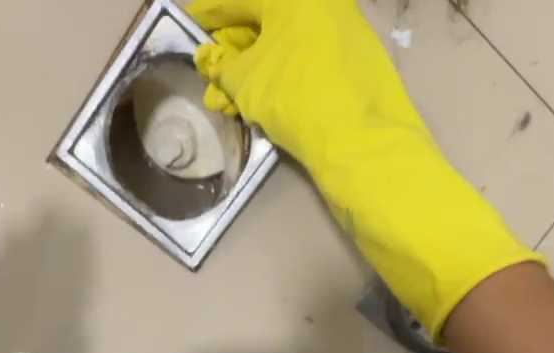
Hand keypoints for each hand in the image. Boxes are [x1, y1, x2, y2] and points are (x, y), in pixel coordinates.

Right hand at [190, 0, 422, 166]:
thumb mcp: (244, 82)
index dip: (211, 14)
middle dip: (237, 46)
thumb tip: (214, 62)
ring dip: (259, 65)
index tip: (194, 21)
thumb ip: (223, 66)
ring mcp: (345, 26)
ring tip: (237, 95)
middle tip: (218, 67)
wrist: (358, 137)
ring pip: (289, 41)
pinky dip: (286, 71)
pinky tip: (271, 96)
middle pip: (268, 19)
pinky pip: (311, 55)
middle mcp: (322, 1)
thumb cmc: (294, 96)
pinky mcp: (359, 55)